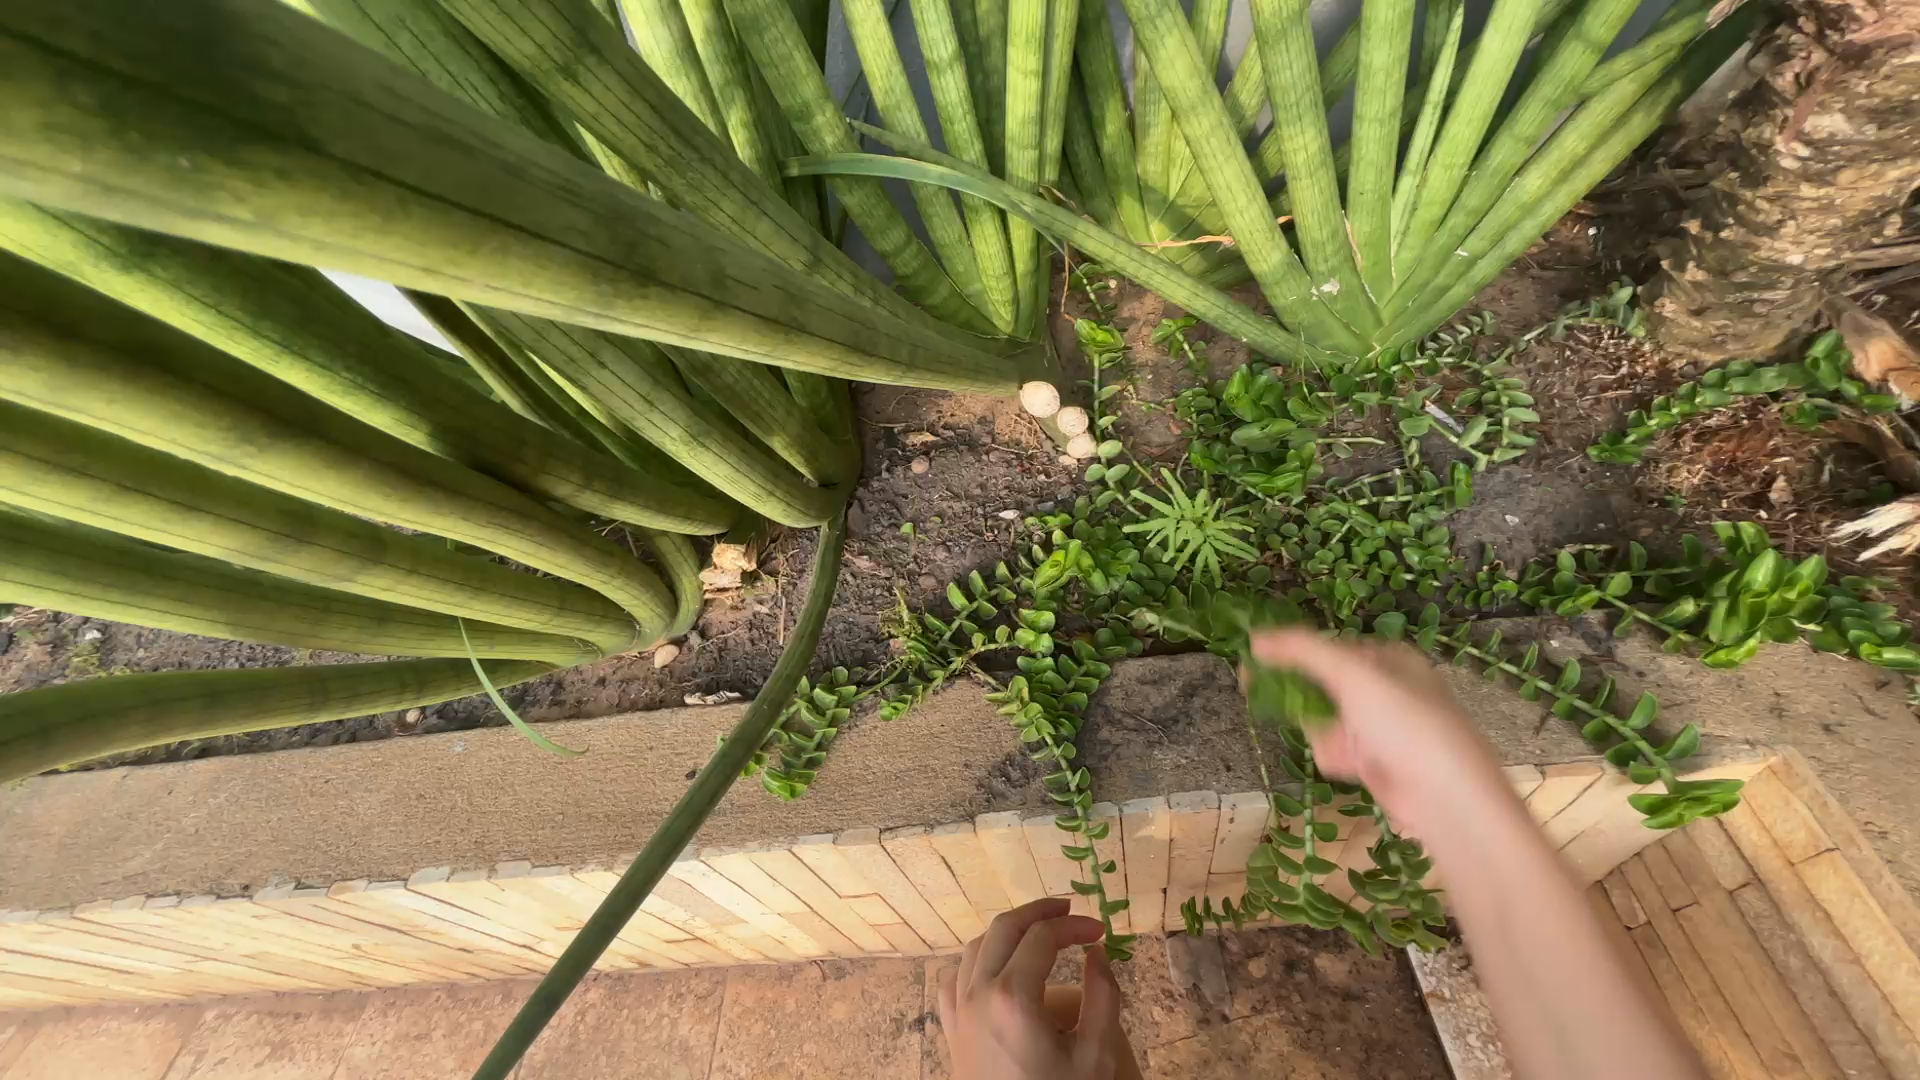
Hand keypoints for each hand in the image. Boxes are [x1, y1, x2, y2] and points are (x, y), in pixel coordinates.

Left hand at [935, 898, 1137, 1079]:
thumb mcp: (1097, 1058)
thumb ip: (1104, 997)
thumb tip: (1097, 952)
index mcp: (1013, 996)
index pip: (1043, 936)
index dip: (1074, 925)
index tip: (1101, 930)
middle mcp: (978, 993)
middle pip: (1004, 928)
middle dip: (1038, 912)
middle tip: (1069, 911)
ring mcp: (958, 1011)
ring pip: (976, 946)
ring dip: (1008, 932)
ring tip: (1038, 933)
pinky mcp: (950, 1032)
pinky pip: (954, 977)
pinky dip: (976, 959)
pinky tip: (995, 966)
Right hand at [1249, 628, 1508, 840]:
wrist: (1447, 798)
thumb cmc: (1404, 725)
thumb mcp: (1351, 674)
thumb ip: (1300, 650)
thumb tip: (1253, 638)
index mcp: (1387, 658)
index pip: (1325, 645)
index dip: (1289, 651)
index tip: (1254, 658)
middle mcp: (1384, 687)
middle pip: (1318, 681)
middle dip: (1299, 695)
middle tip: (1255, 691)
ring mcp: (1379, 724)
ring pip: (1321, 716)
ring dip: (1320, 731)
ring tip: (1341, 747)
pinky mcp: (1373, 758)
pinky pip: (1334, 747)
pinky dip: (1335, 755)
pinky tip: (1353, 766)